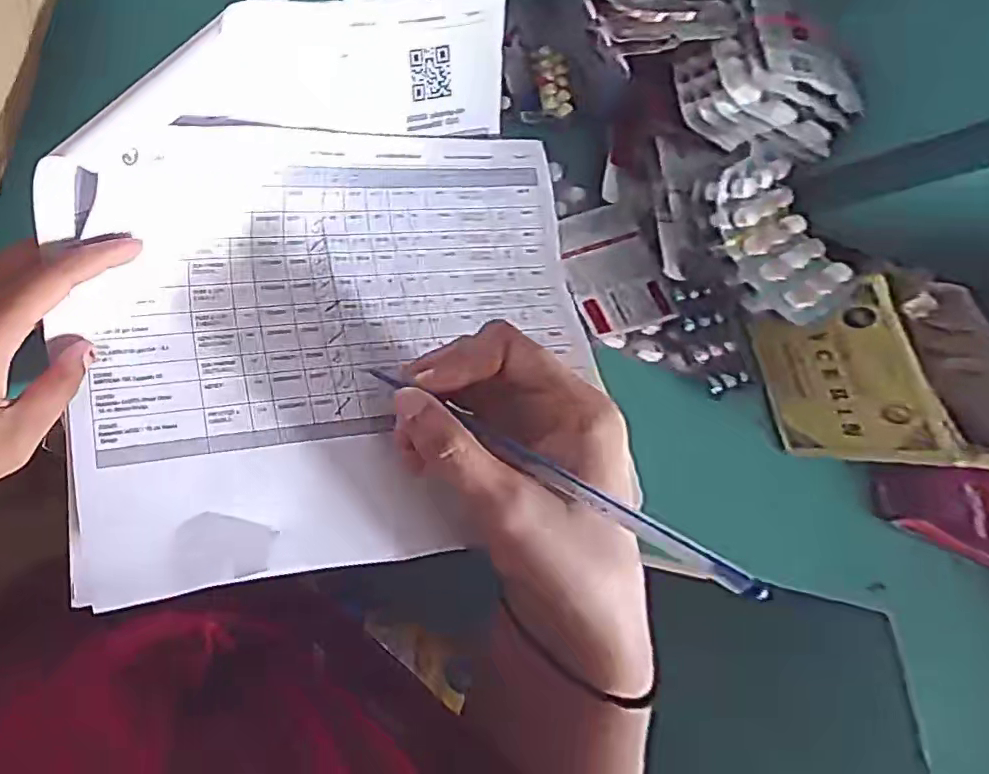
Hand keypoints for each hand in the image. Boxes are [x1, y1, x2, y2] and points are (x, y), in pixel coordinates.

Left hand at [0, 237, 140, 680]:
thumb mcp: (12, 440)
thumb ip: (56, 387)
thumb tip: (84, 345)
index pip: (49, 277)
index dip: (93, 257)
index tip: (129, 244)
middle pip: (23, 258)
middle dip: (71, 248)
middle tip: (114, 251)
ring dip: (43, 263)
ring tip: (84, 273)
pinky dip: (15, 281)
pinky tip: (34, 303)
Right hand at [393, 320, 652, 695]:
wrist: (584, 638)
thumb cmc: (567, 569)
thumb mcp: (506, 506)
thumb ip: (452, 449)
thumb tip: (404, 400)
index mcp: (577, 408)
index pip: (508, 350)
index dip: (458, 359)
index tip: (417, 386)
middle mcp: (556, 409)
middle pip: (484, 366)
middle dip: (439, 386)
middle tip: (404, 415)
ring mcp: (532, 431)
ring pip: (468, 393)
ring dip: (431, 410)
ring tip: (408, 445)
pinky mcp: (511, 454)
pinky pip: (464, 422)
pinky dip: (436, 431)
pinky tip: (420, 456)